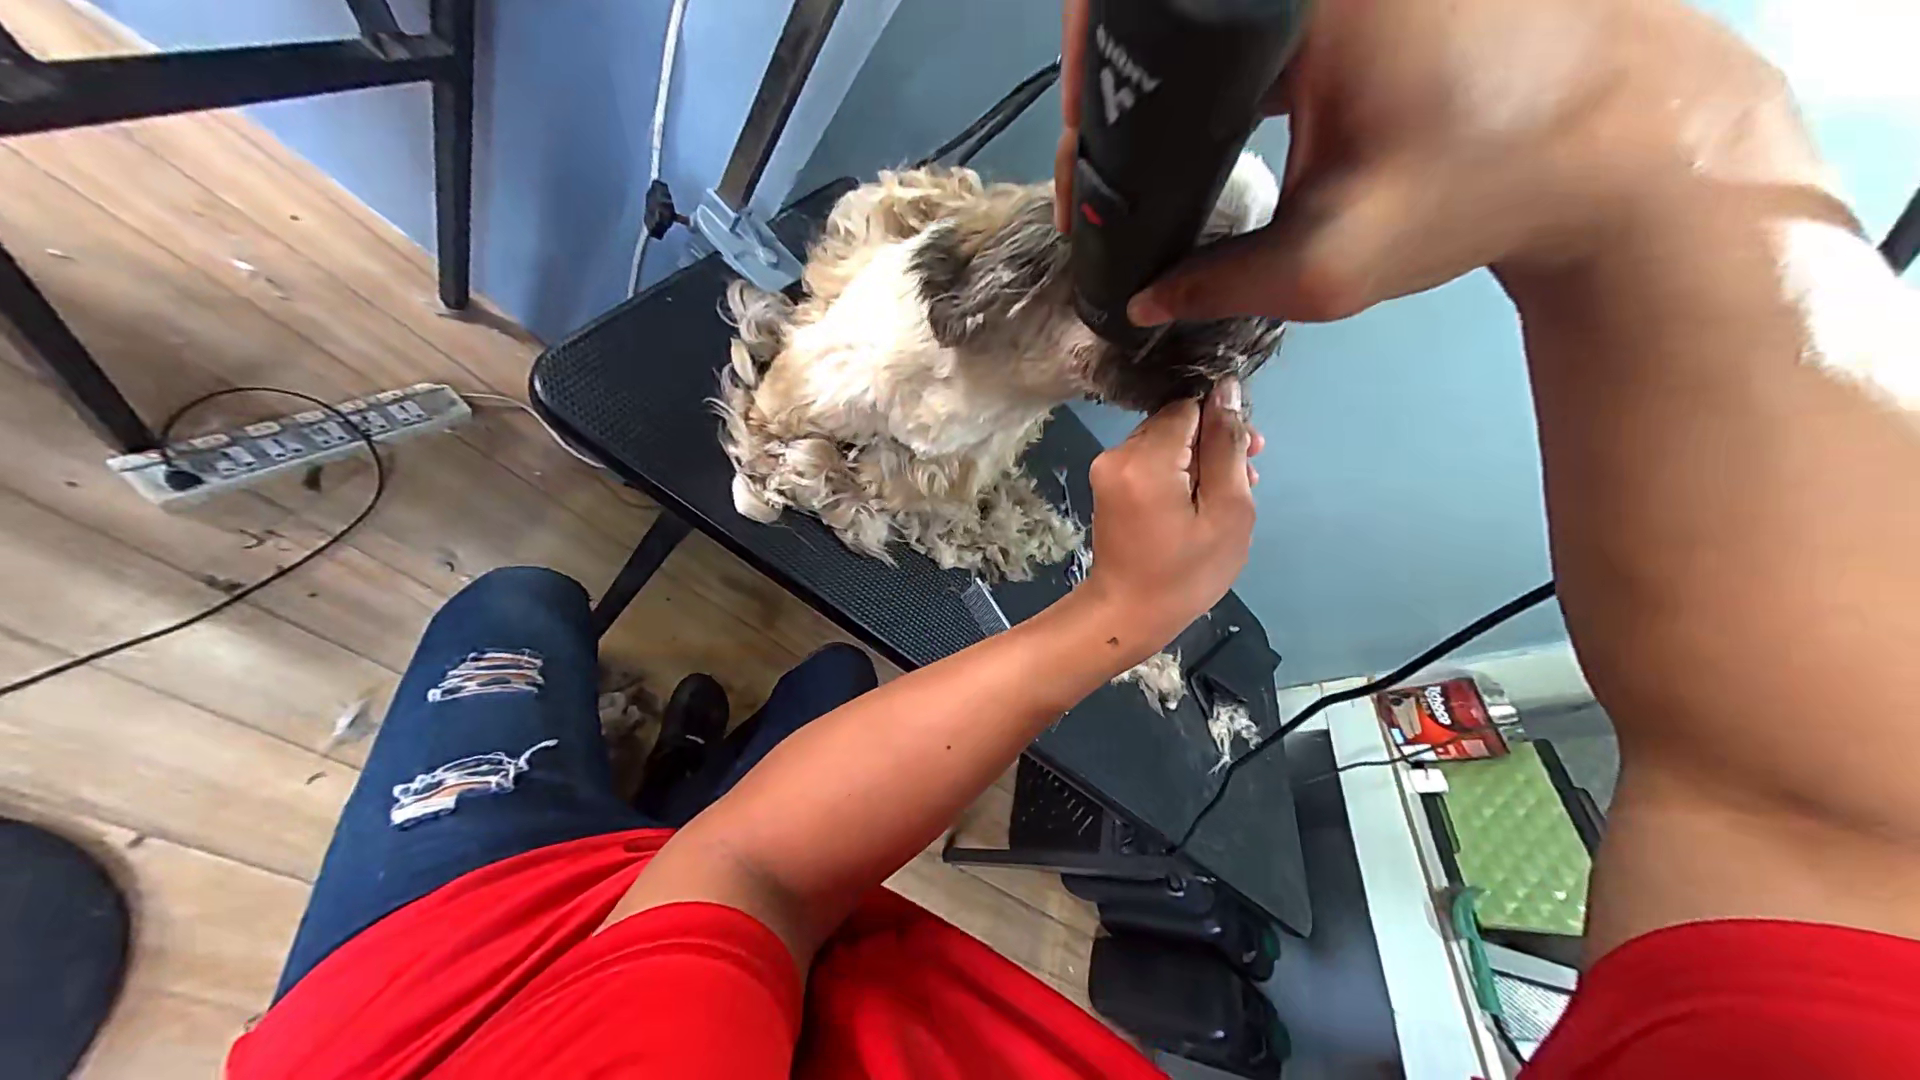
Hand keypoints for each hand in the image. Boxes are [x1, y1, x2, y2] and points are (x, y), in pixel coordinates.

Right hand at [1056, 0, 1823, 323]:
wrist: (1615, 142)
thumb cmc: (1476, 195)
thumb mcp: (1328, 267)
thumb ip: (1217, 287)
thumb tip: (1139, 303)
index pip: (1149, 9)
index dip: (1092, 67)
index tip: (1082, 144)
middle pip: (1171, 5)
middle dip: (1116, 76)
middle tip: (1100, 161)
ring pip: (1204, 9)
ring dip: (1159, 70)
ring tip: (1136, 151)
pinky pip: (1248, 13)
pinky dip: (1209, 63)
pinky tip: (1197, 120)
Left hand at [1081, 379, 1260, 658]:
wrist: (1128, 612)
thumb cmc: (1185, 573)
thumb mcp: (1226, 511)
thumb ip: (1227, 447)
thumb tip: (1227, 390)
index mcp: (1143, 460)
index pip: (1188, 405)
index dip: (1222, 417)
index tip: (1248, 448)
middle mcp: (1117, 454)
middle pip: (1174, 421)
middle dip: (1213, 440)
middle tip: (1248, 473)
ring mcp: (1107, 469)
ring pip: (1164, 440)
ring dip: (1199, 457)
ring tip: (1232, 490)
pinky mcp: (1108, 483)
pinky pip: (1150, 461)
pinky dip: (1177, 472)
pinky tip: (1202, 496)